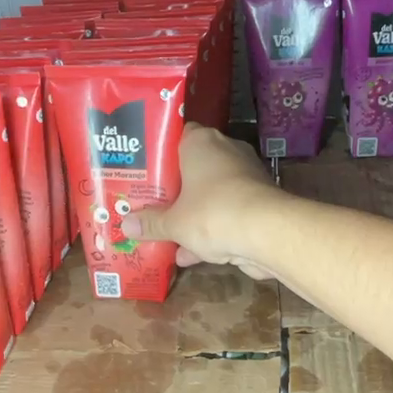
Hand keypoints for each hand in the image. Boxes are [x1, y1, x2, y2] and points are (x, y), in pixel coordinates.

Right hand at [122, 124, 284, 279]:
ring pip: (210, 195)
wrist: (266, 233)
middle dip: (175, 191)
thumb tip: (126, 226)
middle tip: (151, 206)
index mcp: (201, 142)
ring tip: (166, 236)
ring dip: (192, 216)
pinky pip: (227, 214)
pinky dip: (211, 233)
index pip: (178, 136)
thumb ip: (151, 224)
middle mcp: (225, 152)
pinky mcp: (258, 203)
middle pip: (193, 169)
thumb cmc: (212, 213)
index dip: (161, 153)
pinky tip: (189, 256)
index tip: (145, 172)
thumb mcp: (174, 222)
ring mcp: (245, 177)